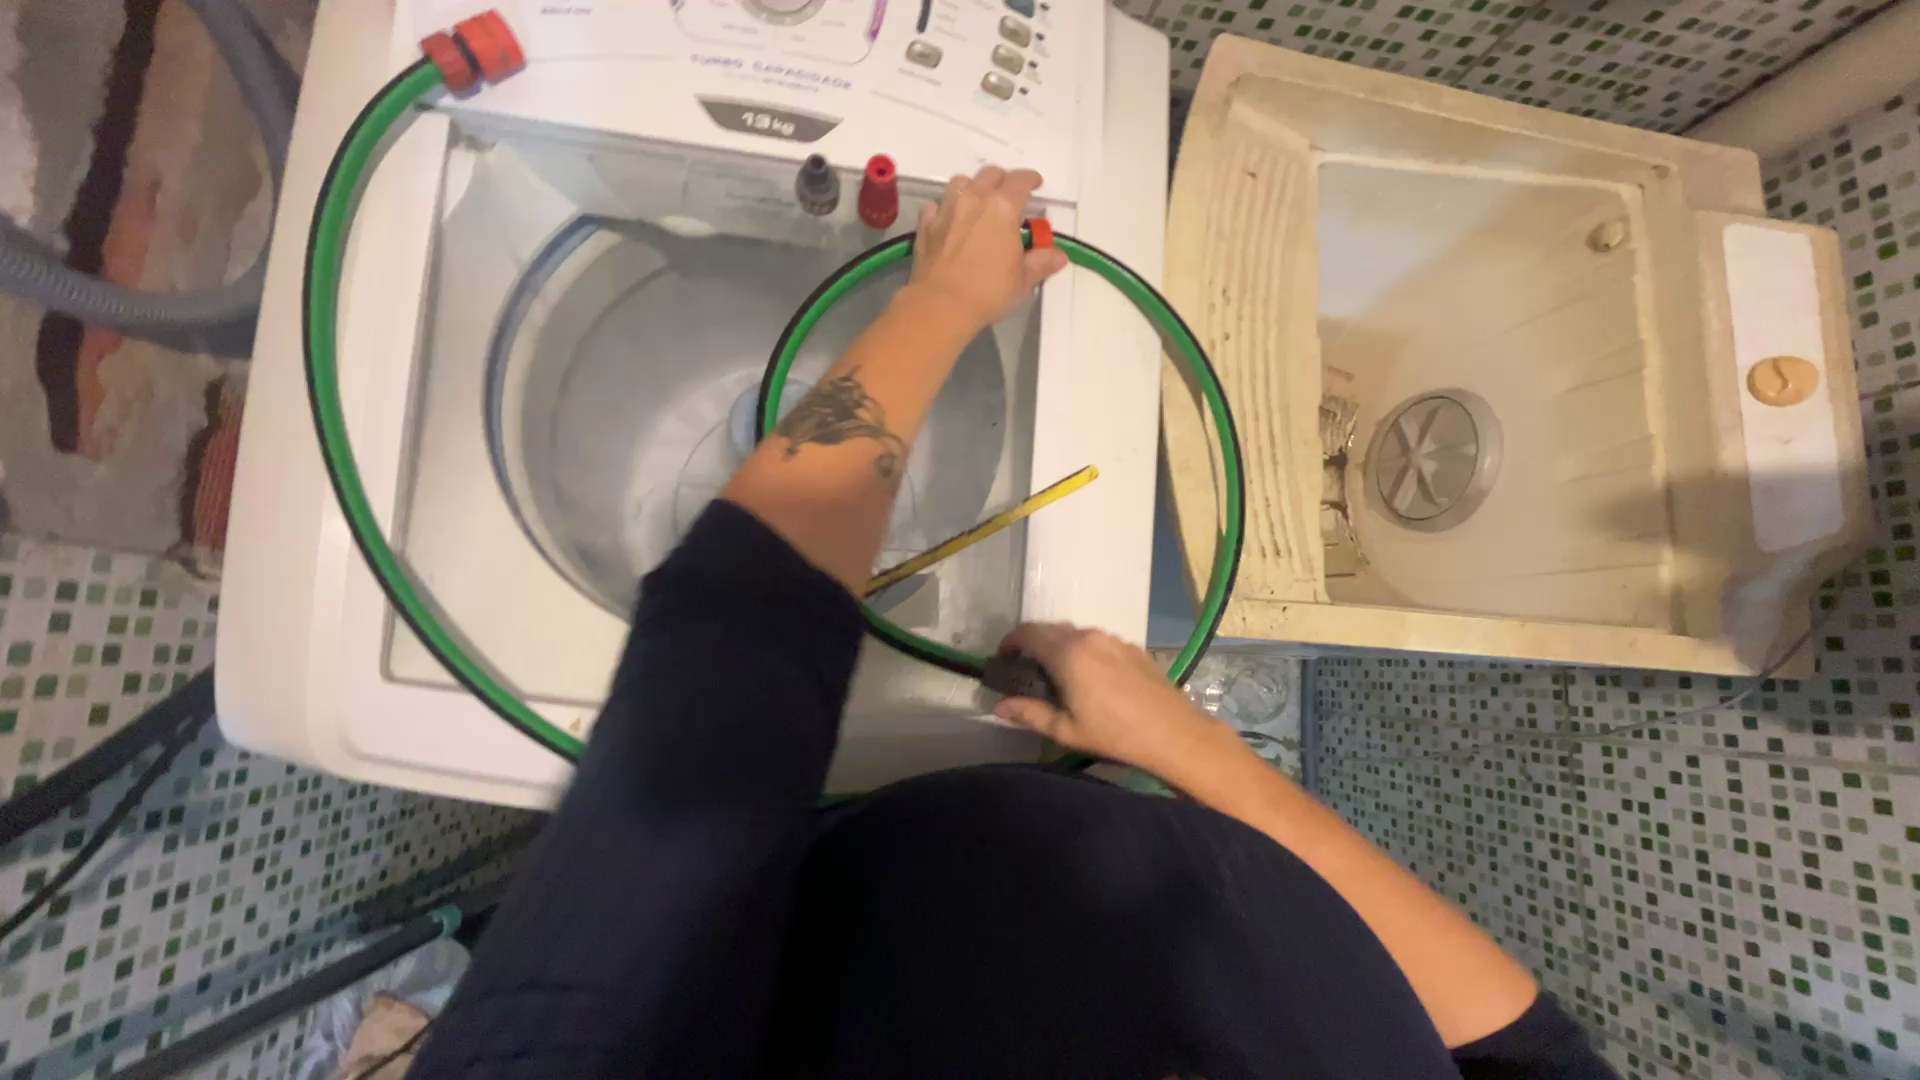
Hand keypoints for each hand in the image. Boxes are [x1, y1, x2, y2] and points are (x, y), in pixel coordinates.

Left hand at [906, 165, 1068, 330]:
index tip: (1036, 184)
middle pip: (989, 175)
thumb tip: (1058, 255)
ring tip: (978, 203)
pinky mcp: (925, 226)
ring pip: (961, 183)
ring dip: (972, 188)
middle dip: (1002, 180)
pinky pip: (935, 206)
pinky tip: (948, 222)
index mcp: (1003, 207)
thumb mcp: (1023, 280)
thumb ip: (1041, 263)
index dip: (1030, 179)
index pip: (1021, 181)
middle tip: (1008, 195)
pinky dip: (943, 209)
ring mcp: (946, 210)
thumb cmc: (989, 291)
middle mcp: (974, 199)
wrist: (941, 305)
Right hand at [991, 622, 1224, 771]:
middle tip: (1025, 670)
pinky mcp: (1130, 646)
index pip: (1028, 633)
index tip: (1003, 659)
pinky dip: (1082, 651)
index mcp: (1068, 654)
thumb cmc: (1114, 735)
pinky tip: (1089, 677)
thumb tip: (1000, 706)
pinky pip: (1096, 641)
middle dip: (1032, 644)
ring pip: (1074, 634)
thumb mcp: (1066, 730)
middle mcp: (1088, 637)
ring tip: (1057, 675)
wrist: (1174, 733)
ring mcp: (1112, 639)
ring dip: (1058, 647)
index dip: (1010, 642)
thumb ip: (1029, 713)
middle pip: (1050, 630)